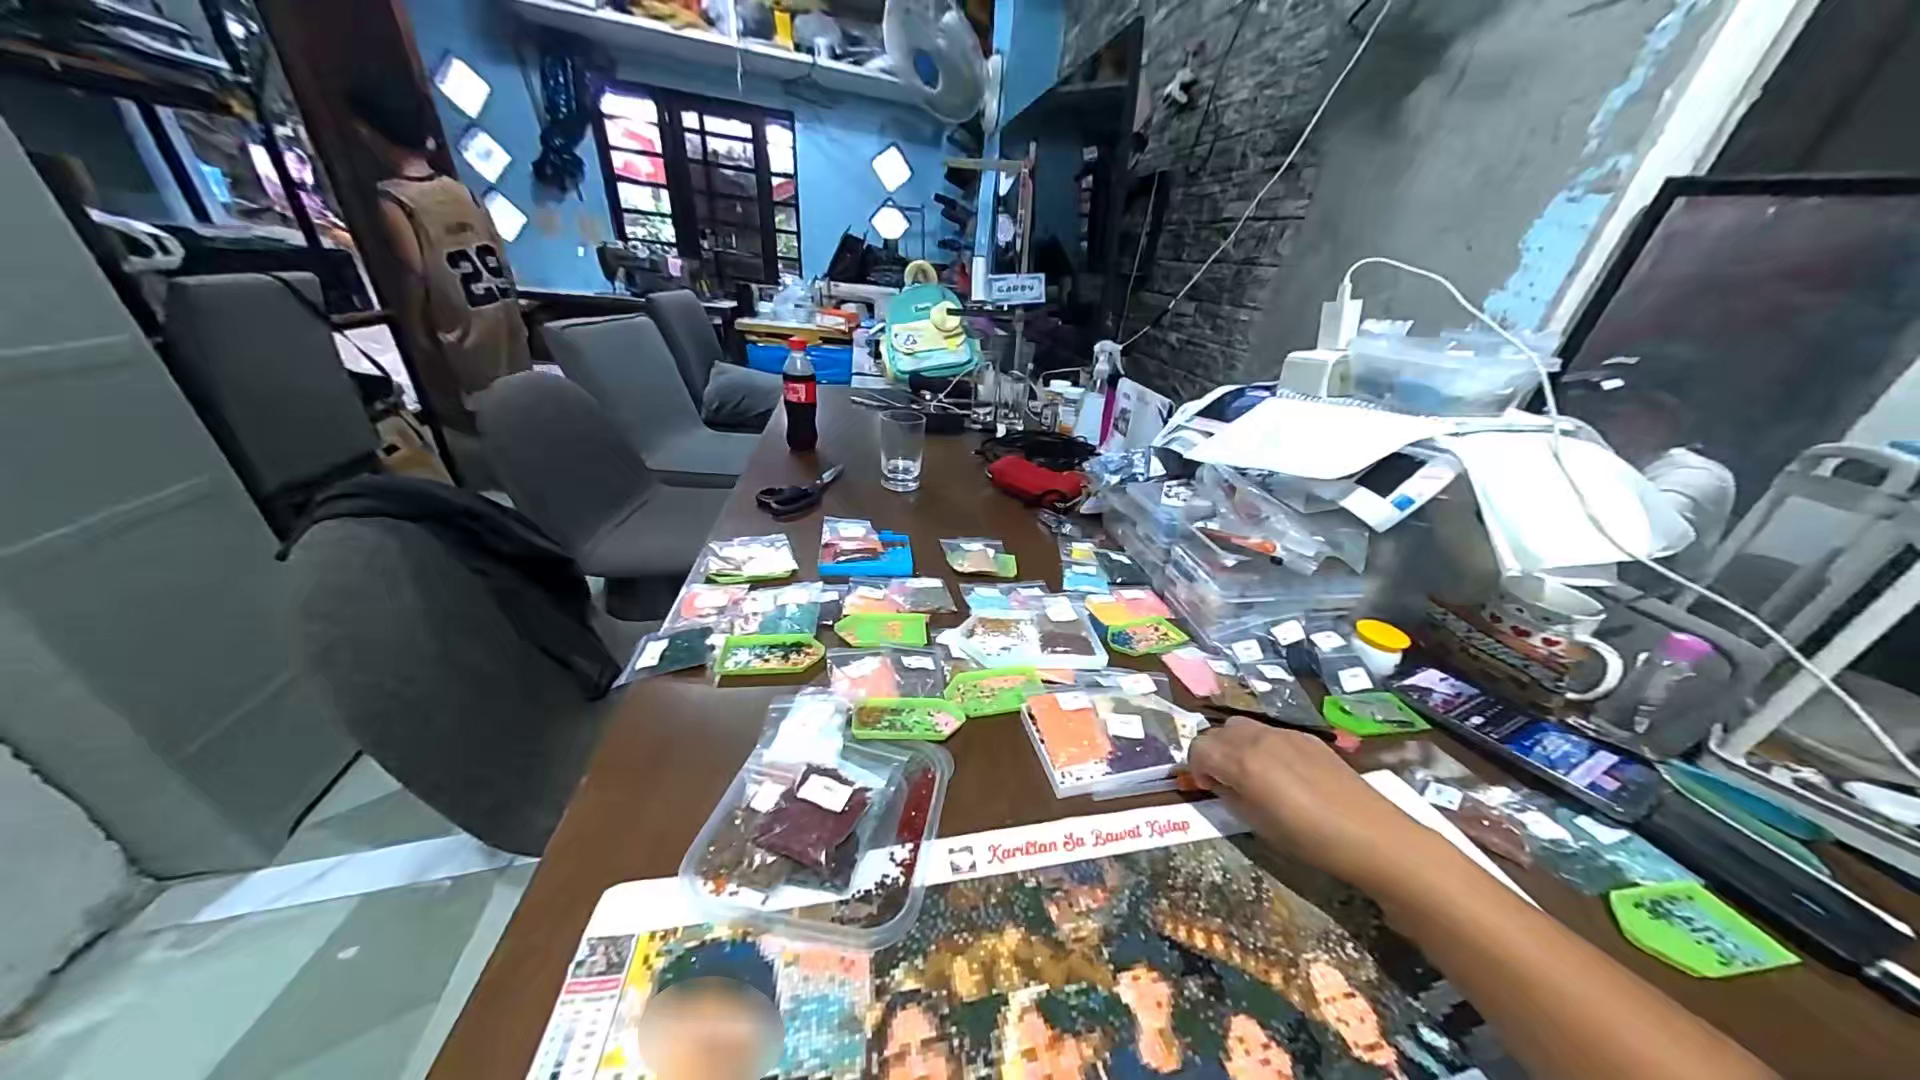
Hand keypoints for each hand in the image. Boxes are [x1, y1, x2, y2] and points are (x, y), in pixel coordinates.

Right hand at [1187, 717, 1450, 894]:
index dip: (1197, 769)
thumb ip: (1230, 796)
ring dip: (1236, 746)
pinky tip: (1284, 774)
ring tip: (1253, 775)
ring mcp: (1285, 733)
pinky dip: (1262, 745)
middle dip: (1214, 753)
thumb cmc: (1310, 839)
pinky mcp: (1308, 737)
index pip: (1199, 748)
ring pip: (1242, 726)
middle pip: (1217, 732)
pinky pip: (1270, 732)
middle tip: (1228, 782)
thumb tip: (1219, 783)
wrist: (1373, 836)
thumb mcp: (1258, 825)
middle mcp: (1258, 738)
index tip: (1211, 789)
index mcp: (1242, 761)